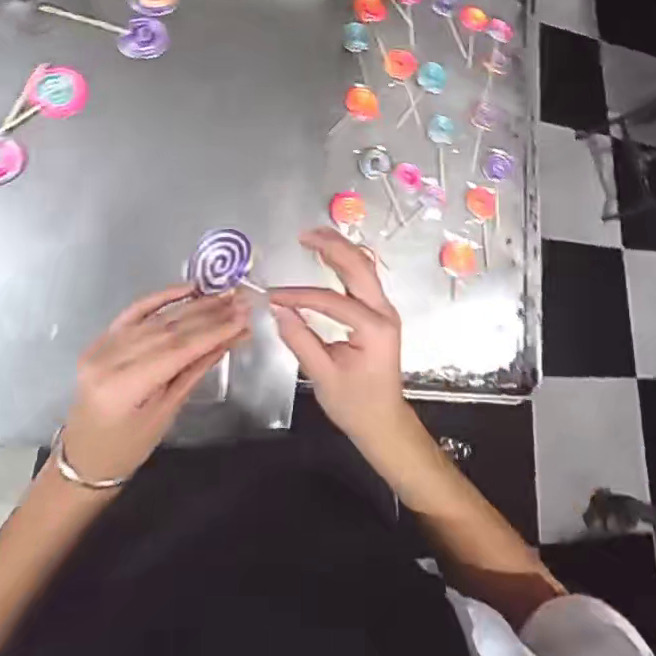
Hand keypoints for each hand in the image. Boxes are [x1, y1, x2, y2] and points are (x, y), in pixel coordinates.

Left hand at [62, 285, 249, 483]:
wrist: (85, 457)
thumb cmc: (128, 447)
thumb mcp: (167, 412)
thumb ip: (196, 370)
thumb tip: (230, 338)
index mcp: (125, 386)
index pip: (178, 349)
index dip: (215, 330)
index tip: (244, 316)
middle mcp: (110, 359)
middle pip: (169, 329)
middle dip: (210, 314)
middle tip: (242, 301)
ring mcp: (103, 346)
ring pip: (157, 319)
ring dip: (195, 305)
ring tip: (225, 296)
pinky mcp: (103, 340)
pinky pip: (135, 312)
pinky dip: (162, 297)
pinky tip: (188, 289)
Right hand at [269, 228, 412, 447]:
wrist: (384, 420)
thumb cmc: (356, 404)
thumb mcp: (323, 376)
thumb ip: (300, 340)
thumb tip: (277, 310)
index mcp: (373, 328)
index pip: (330, 300)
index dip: (298, 296)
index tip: (271, 297)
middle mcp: (384, 313)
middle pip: (359, 267)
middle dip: (332, 247)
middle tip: (304, 235)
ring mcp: (384, 311)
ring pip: (365, 268)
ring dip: (340, 249)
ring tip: (314, 235)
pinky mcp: (379, 314)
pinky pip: (364, 280)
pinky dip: (345, 263)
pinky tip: (329, 256)